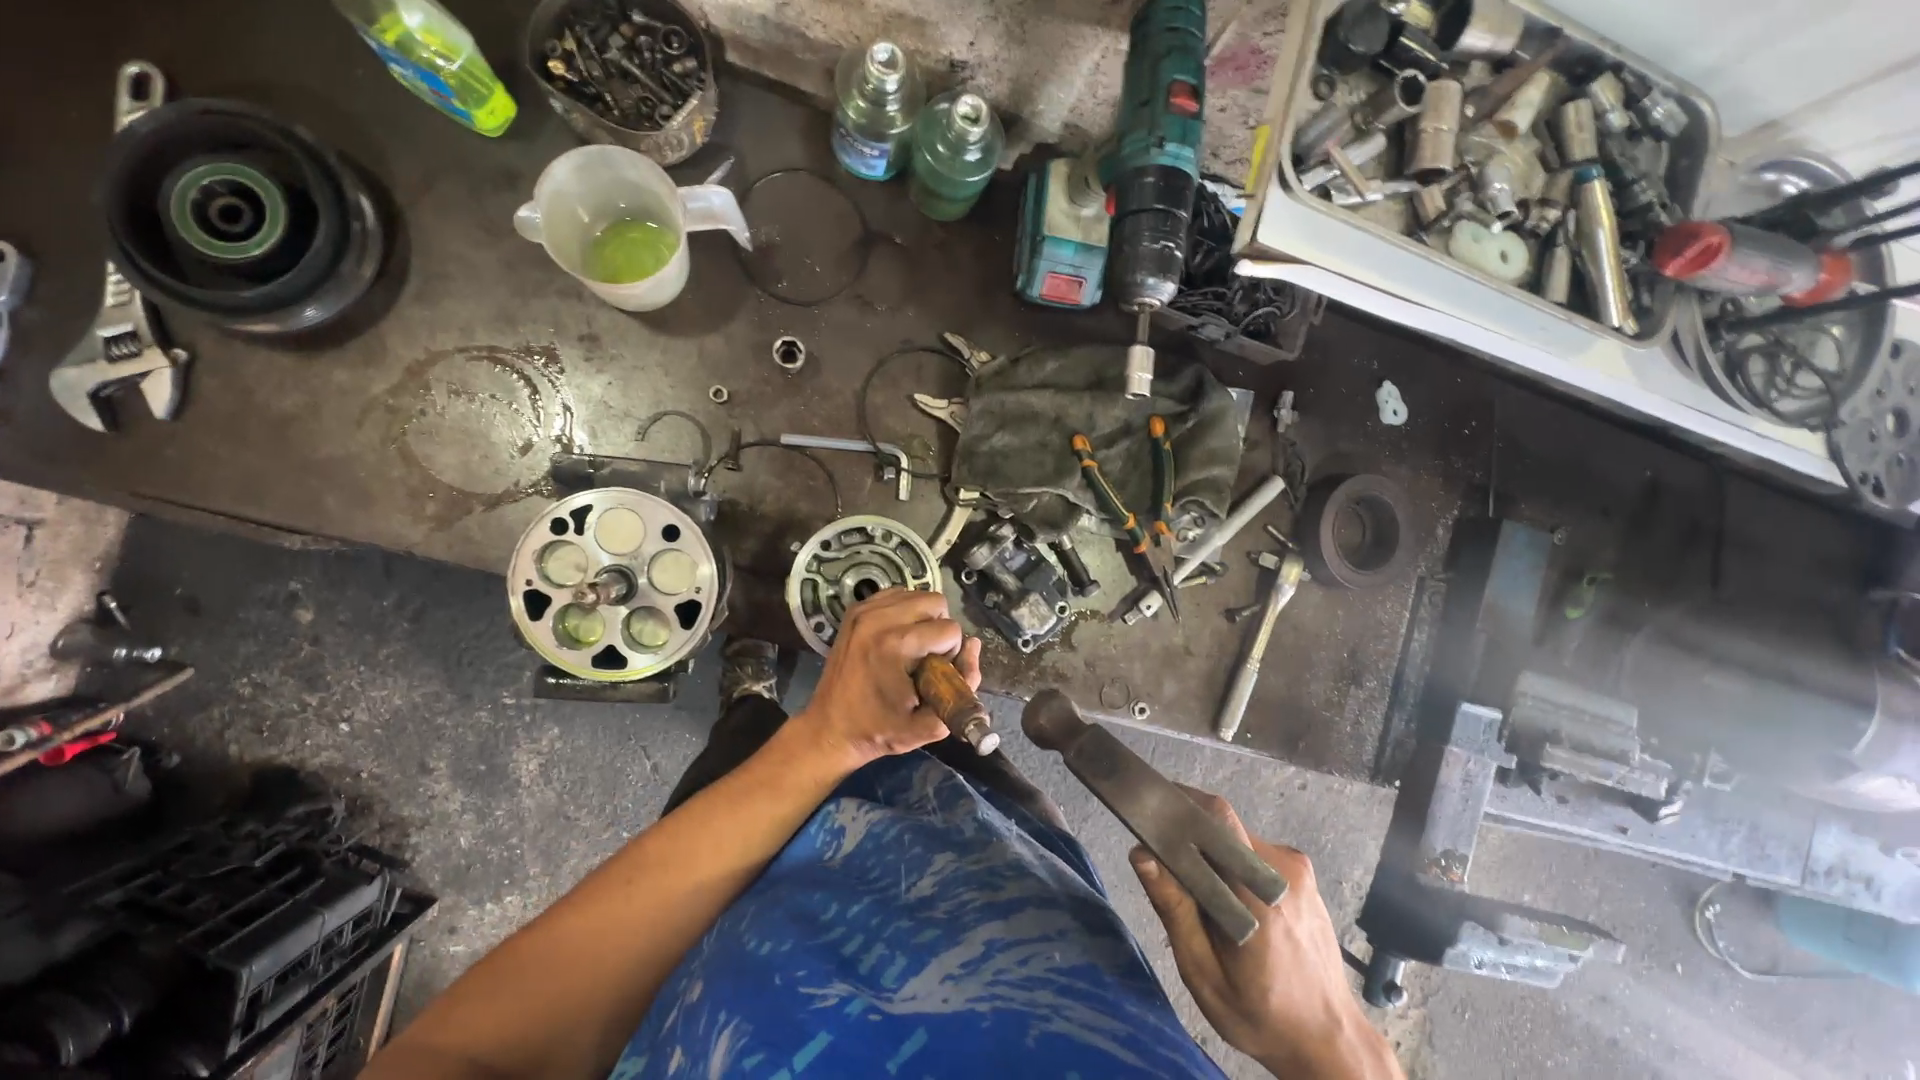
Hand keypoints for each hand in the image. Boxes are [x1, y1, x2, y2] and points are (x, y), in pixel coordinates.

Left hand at [788, 588, 981, 771]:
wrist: (830, 729)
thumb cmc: (879, 730)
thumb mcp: (931, 724)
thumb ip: (964, 686)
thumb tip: (973, 646)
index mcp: (895, 645)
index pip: (950, 629)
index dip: (951, 653)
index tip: (935, 674)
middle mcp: (878, 619)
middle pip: (936, 602)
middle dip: (940, 629)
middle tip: (928, 657)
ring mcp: (863, 611)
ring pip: (917, 594)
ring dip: (924, 618)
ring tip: (913, 648)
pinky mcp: (855, 610)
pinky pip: (896, 595)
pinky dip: (905, 611)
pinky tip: (899, 636)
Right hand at [1130, 788, 1401, 1079]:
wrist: (1329, 1040)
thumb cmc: (1260, 1015)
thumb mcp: (1203, 973)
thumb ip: (1174, 909)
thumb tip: (1142, 854)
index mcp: (1257, 893)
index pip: (1215, 817)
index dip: (1178, 803)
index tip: (1147, 808)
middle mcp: (1283, 869)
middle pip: (1222, 826)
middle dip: (1189, 839)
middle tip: (1167, 873)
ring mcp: (1299, 869)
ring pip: (1237, 839)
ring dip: (1211, 856)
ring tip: (1202, 903)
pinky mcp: (1304, 875)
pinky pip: (1254, 853)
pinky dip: (1232, 866)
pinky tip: (1229, 906)